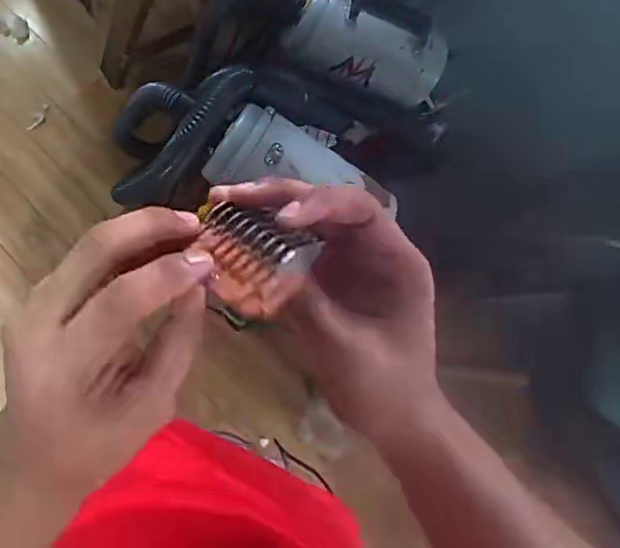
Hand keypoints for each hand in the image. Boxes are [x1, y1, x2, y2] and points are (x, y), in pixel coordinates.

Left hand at [0, 207, 213, 503]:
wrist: (33, 454)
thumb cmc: (97, 444)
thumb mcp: (151, 407)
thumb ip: (178, 342)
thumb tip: (198, 280)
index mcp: (61, 366)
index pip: (117, 301)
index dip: (166, 274)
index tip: (207, 260)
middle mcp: (37, 321)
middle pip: (95, 248)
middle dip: (150, 226)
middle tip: (195, 223)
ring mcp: (33, 299)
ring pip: (92, 241)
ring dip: (141, 226)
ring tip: (185, 228)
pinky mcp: (41, 288)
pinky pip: (88, 252)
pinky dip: (128, 240)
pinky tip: (160, 241)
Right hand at [209, 178, 439, 447]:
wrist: (396, 423)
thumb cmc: (385, 390)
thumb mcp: (346, 351)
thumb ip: (309, 305)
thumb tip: (264, 266)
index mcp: (394, 256)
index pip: (359, 209)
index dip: (321, 203)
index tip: (282, 218)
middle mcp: (369, 245)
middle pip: (325, 203)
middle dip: (279, 196)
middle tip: (233, 195)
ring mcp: (345, 255)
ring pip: (304, 215)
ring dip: (264, 207)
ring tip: (223, 200)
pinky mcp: (322, 269)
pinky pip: (291, 241)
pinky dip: (261, 234)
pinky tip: (231, 229)